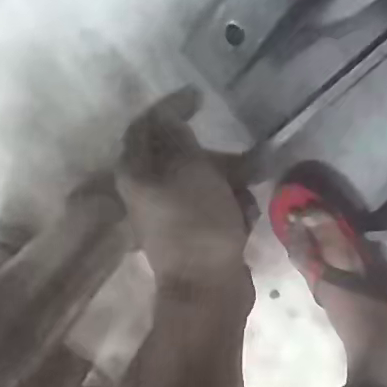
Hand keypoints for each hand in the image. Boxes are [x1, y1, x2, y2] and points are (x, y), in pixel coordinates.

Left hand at [115, 88, 254, 295]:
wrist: (209, 289)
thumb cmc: (198, 225)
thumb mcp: (190, 169)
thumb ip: (179, 136)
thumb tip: (174, 120)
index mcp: (136, 171)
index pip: (149, 125)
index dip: (173, 107)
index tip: (201, 96)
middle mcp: (150, 191)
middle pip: (184, 157)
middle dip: (219, 158)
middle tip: (250, 157)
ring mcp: (175, 217)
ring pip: (207, 185)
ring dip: (233, 186)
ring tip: (250, 197)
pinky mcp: (199, 238)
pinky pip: (218, 211)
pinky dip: (234, 210)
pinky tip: (247, 221)